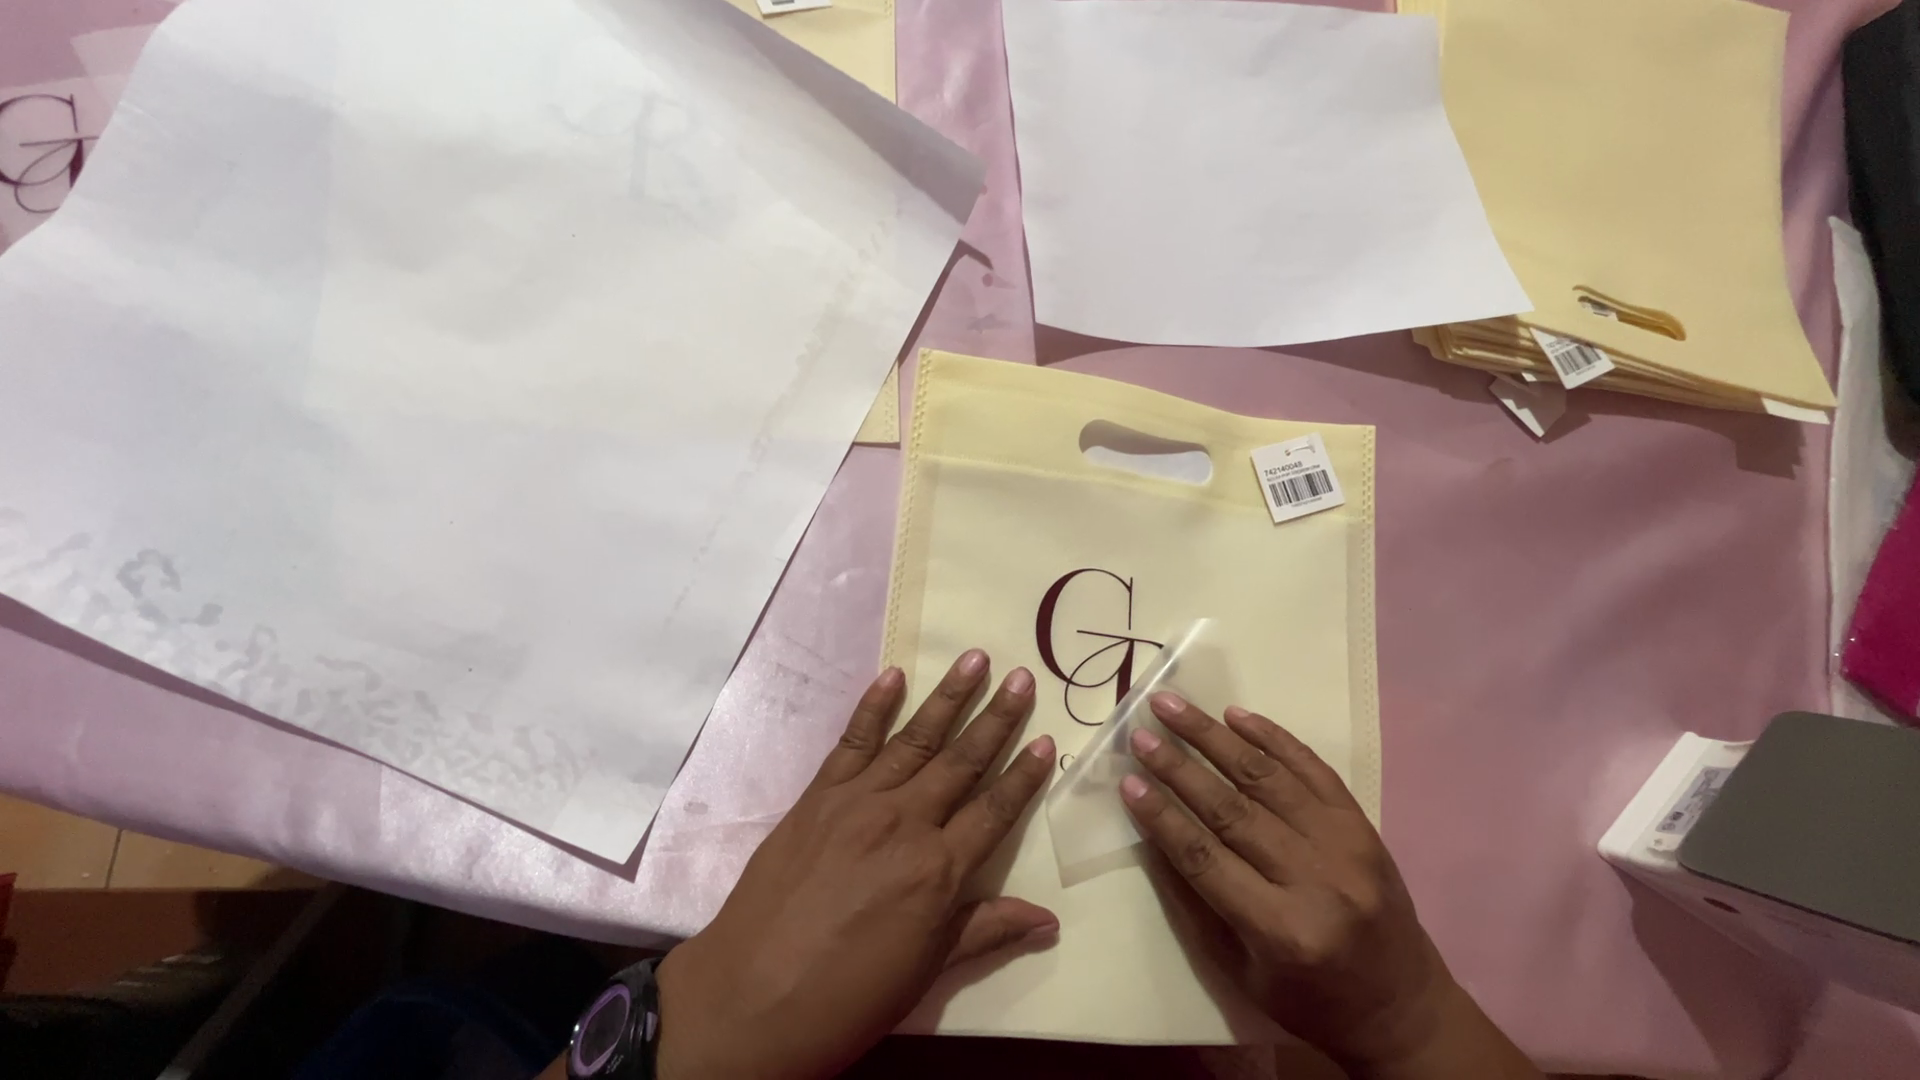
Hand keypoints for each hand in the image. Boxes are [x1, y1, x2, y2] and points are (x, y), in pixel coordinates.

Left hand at [652, 651, 1057, 1079]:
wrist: (749, 1000)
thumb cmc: (848, 997)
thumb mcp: (927, 972)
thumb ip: (987, 932)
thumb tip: (1050, 919)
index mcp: (938, 870)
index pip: (995, 810)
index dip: (1024, 775)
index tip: (1049, 738)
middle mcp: (905, 822)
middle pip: (962, 761)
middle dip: (997, 718)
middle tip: (1023, 677)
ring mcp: (858, 802)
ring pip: (915, 739)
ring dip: (949, 697)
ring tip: (976, 660)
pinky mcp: (818, 796)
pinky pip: (851, 742)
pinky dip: (873, 707)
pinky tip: (893, 676)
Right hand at [1121, 694, 1540, 1079]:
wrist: (1404, 1009)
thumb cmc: (1310, 999)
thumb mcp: (1240, 970)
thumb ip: (1195, 901)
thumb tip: (1153, 833)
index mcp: (1283, 931)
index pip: (1204, 859)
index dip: (1162, 817)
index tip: (1127, 780)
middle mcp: (1317, 881)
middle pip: (1232, 811)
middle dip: (1178, 767)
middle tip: (1140, 734)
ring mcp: (1346, 846)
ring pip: (1267, 778)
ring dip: (1214, 737)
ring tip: (1173, 706)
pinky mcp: (1363, 825)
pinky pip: (1313, 769)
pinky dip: (1273, 737)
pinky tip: (1237, 715)